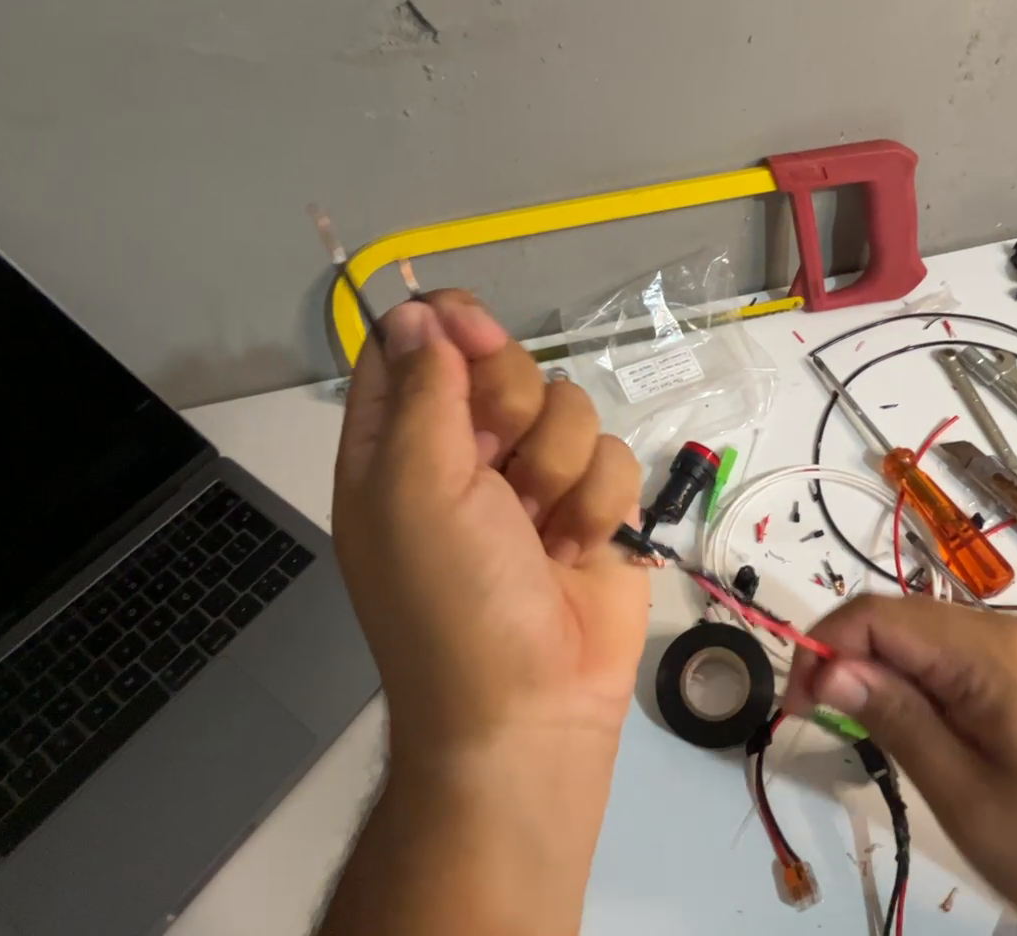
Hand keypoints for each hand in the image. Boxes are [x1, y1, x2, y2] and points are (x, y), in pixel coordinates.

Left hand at [333, 291, 645, 753]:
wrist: (533, 706)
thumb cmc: (454, 600)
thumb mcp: (417, 490)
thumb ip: (422, 392)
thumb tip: (416, 310)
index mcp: (402, 445)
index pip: (413, 347)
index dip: (447, 328)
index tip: (476, 336)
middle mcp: (468, 453)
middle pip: (503, 365)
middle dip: (516, 412)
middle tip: (501, 469)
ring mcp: (537, 479)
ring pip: (571, 408)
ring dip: (560, 472)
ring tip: (541, 532)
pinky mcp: (595, 504)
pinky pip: (615, 456)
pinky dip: (600, 505)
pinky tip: (578, 550)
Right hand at [782, 595, 1016, 935]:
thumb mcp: (967, 797)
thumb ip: (896, 721)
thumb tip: (826, 670)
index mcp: (987, 654)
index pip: (875, 616)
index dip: (821, 649)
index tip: (796, 709)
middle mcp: (999, 632)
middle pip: (892, 617)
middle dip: (841, 658)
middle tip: (816, 722)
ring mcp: (1013, 648)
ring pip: (914, 634)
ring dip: (872, 670)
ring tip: (860, 728)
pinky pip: (943, 655)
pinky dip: (907, 680)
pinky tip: (905, 723)